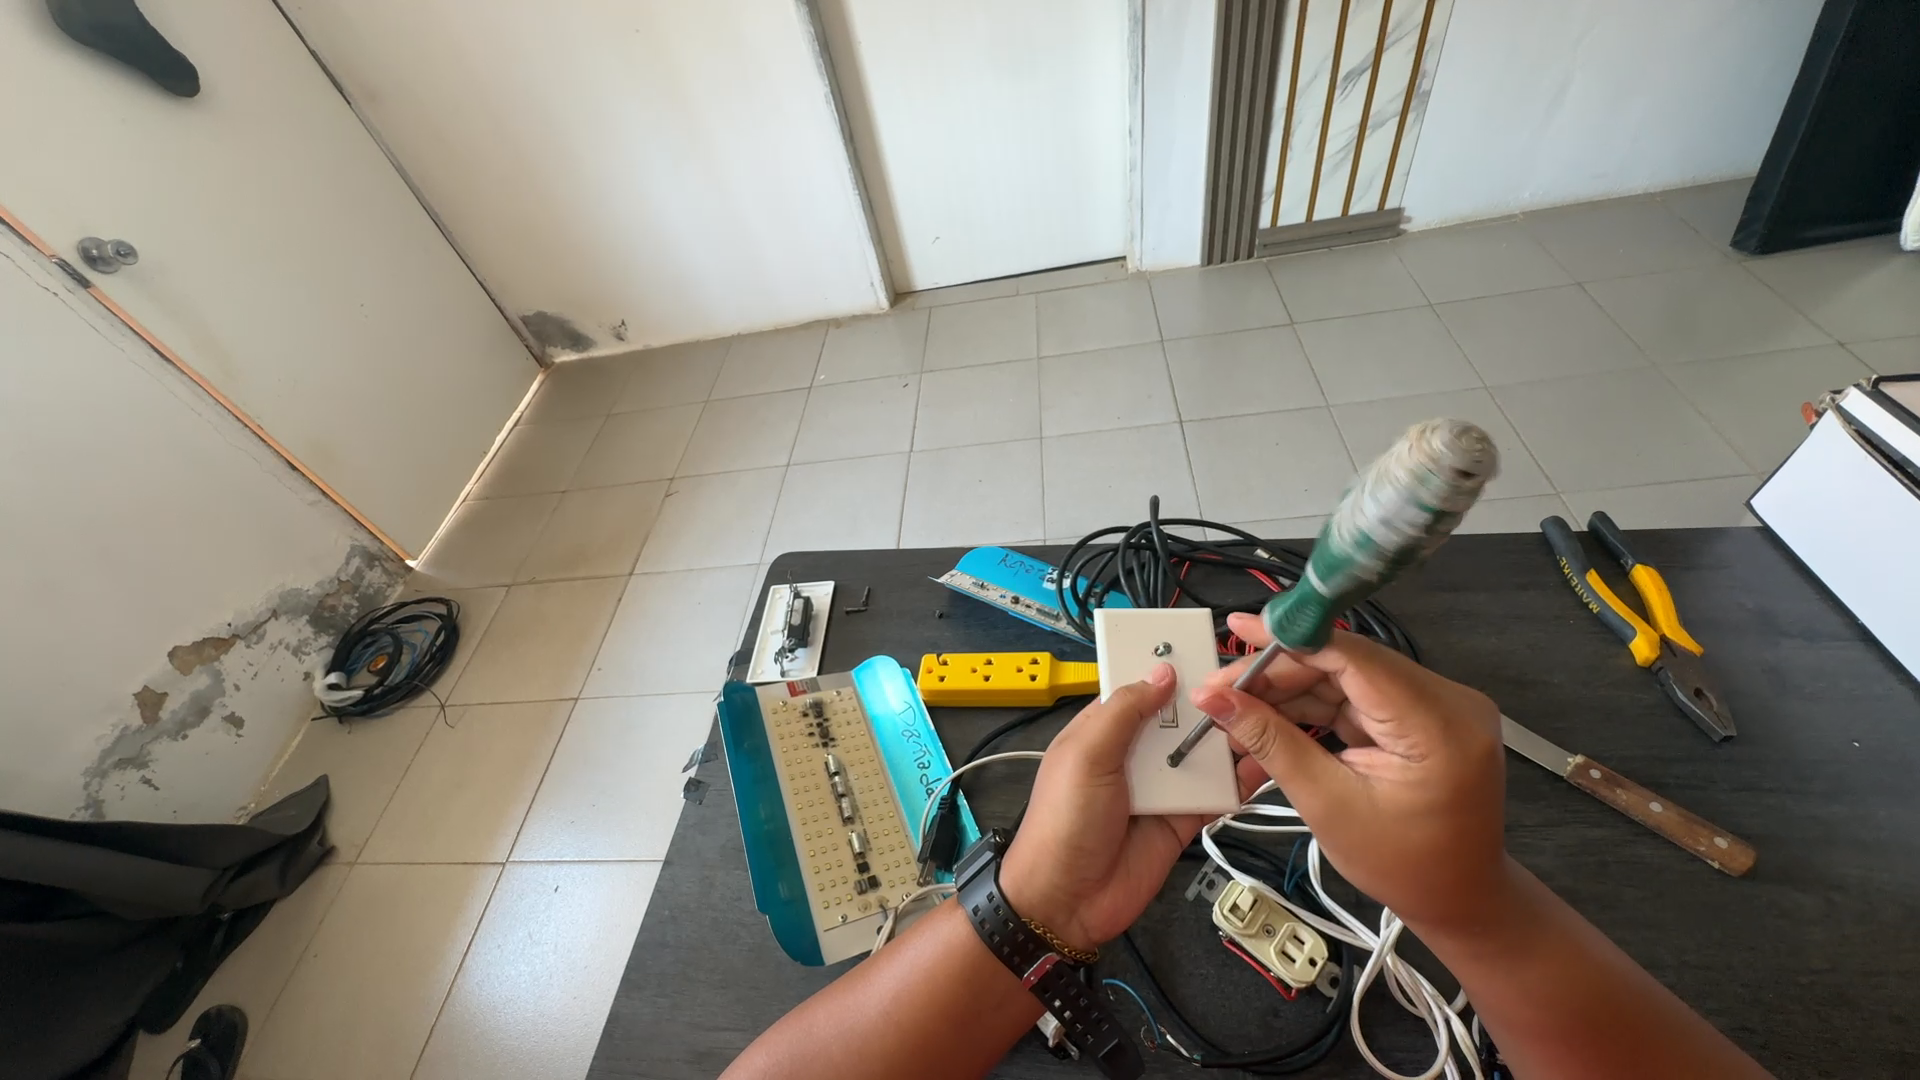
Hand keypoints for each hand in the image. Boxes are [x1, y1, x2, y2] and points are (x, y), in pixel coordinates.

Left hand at [998, 664, 1263, 951]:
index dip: (1168, 668)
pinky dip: (1237, 781)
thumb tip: (1162, 671)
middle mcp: (1133, 752)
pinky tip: (1264, 762)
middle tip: (1255, 680)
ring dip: (1228, 737)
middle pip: (1178, 717)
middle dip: (1209, 702)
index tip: (1207, 647)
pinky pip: (1214, 794)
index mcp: (1103, 728)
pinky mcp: (1182, 819)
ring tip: (1269, 714)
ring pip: (1201, 752)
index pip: (1140, 687)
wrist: (1067, 901)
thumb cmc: (1064, 819)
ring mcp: (1160, 785)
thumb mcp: (1086, 755)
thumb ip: (1124, 712)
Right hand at [1192, 613, 1508, 933]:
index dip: (1289, 637)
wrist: (1460, 901)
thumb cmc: (1404, 867)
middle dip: (1275, 675)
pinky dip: (1307, 709)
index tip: (1236, 628)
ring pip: (1339, 677)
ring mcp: (1432, 706)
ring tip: (1235, 714)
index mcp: (1437, 724)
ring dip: (1285, 693)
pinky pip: (1350, 696)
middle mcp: (1445, 700)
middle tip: (1220, 693)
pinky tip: (1266, 721)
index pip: (1352, 655)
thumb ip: (1269, 741)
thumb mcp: (1326, 803)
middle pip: (1341, 663)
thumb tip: (1214, 698)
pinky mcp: (1416, 715)